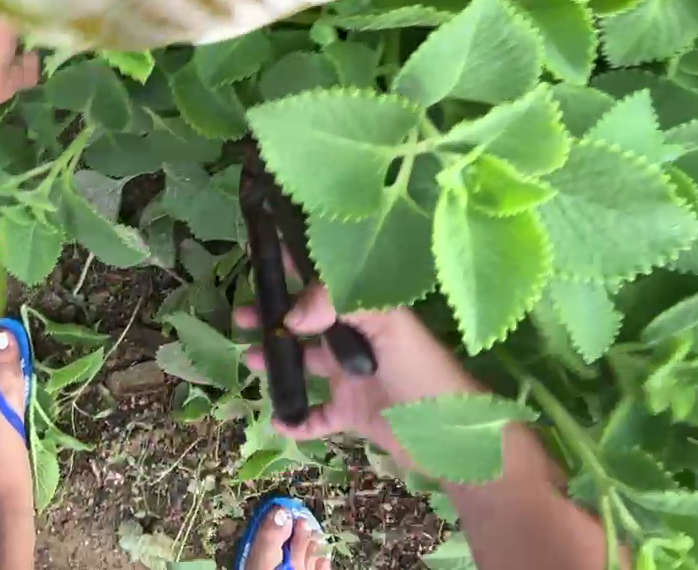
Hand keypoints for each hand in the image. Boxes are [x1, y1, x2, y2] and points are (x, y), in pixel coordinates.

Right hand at [236, 285, 485, 469]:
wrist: (457, 440)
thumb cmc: (424, 370)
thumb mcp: (387, 323)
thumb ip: (338, 304)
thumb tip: (291, 314)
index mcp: (364, 311)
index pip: (323, 281)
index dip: (293, 268)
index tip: (260, 257)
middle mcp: (354, 339)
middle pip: (305, 323)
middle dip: (272, 317)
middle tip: (240, 317)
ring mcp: (351, 377)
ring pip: (304, 365)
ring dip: (276, 362)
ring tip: (251, 361)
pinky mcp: (352, 414)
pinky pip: (316, 415)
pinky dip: (296, 417)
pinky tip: (278, 418)